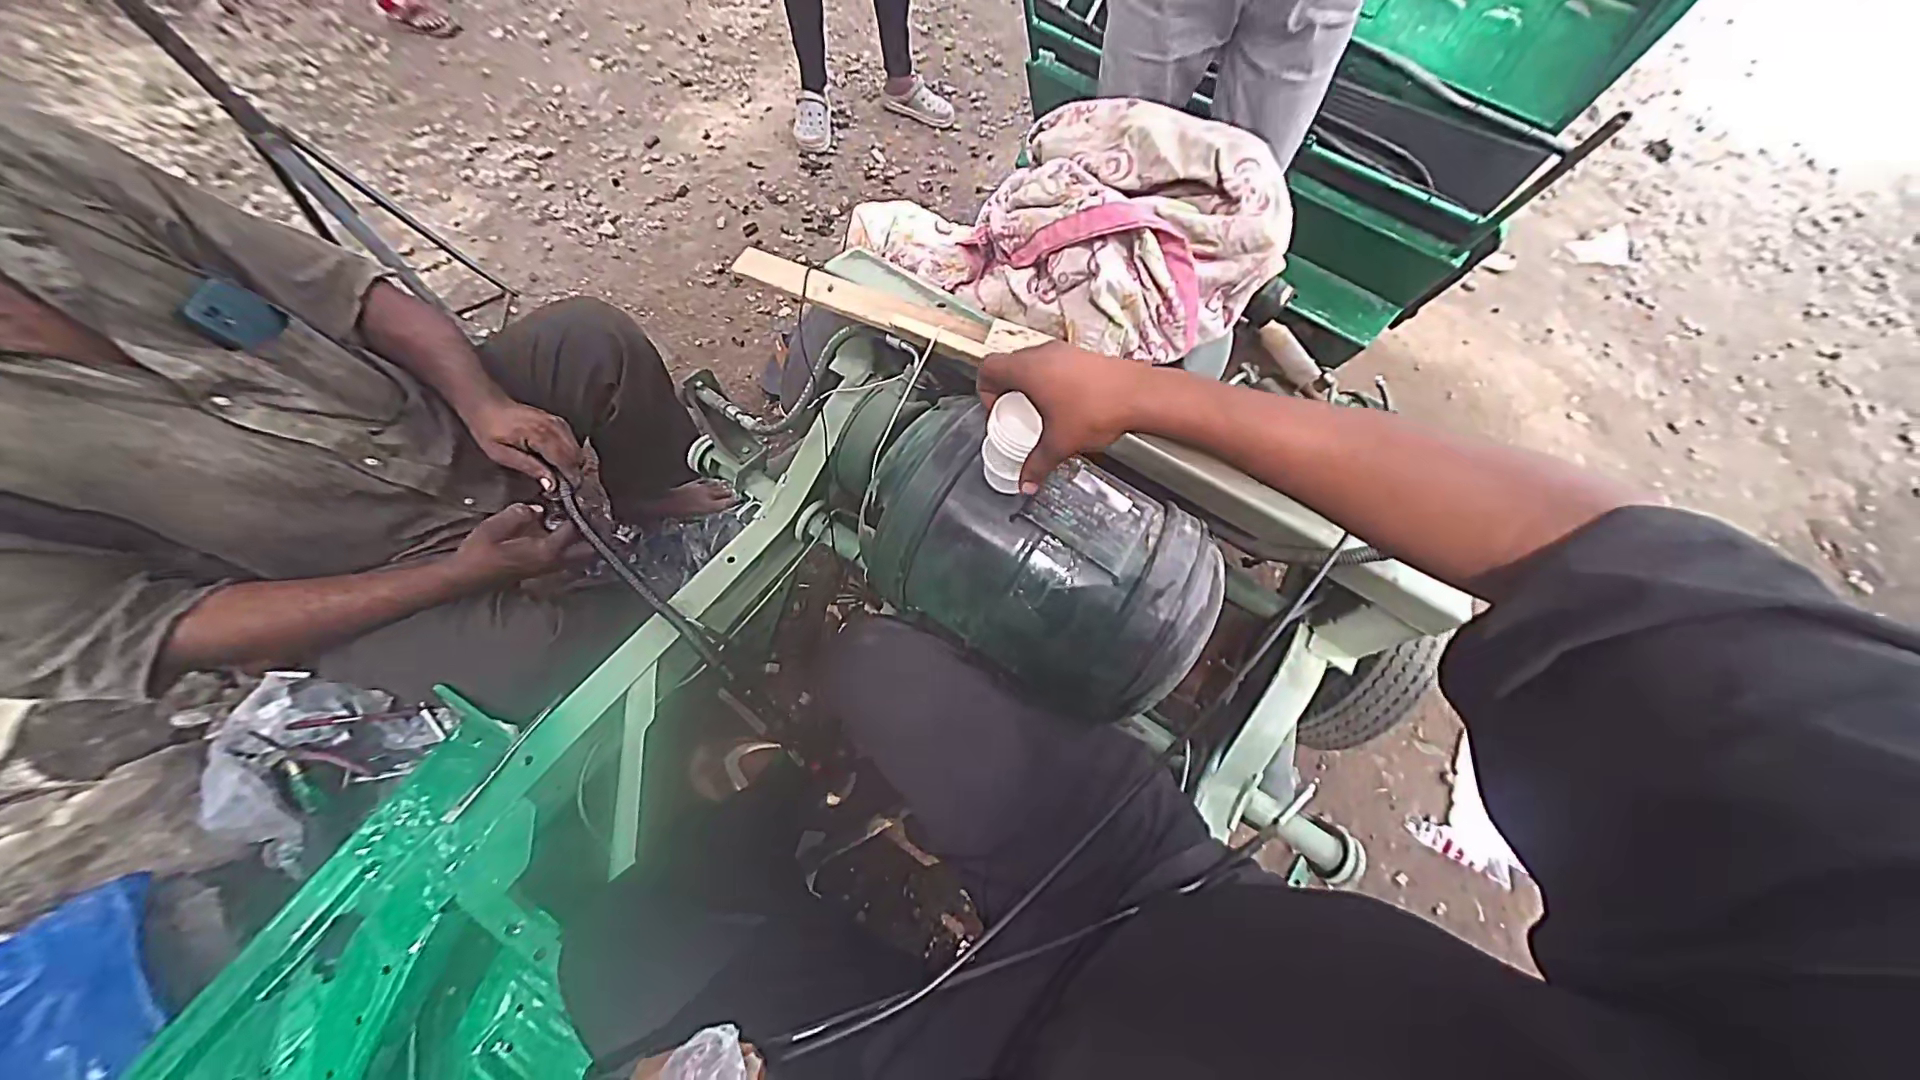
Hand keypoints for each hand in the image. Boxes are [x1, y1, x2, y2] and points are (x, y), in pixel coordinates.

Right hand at [449, 503, 586, 584]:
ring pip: (583, 556)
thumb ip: (518, 515)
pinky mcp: (547, 570)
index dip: (583, 515)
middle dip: (597, 533)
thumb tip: (538, 508)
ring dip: (589, 541)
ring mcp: (553, 568)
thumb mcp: (494, 527)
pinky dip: (577, 547)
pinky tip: (571, 535)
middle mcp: (556, 562)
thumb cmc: (478, 553)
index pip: (575, 531)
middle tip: (597, 516)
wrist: (466, 577)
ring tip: (588, 523)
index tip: (587, 502)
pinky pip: (572, 558)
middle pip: (590, 549)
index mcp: (547, 551)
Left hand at [461, 398, 584, 490]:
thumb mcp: (500, 454)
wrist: (487, 405)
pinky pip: (574, 443)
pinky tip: (558, 460)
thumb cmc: (489, 429)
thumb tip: (551, 483)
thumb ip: (528, 467)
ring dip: (573, 464)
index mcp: (540, 436)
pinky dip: (571, 454)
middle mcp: (554, 428)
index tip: (568, 491)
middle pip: (577, 457)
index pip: (567, 462)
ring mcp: (559, 423)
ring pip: (578, 451)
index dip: (570, 478)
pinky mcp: (560, 422)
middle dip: (573, 473)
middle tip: (563, 485)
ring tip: (559, 473)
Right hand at [977, 341, 1157, 492]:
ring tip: (1040, 412)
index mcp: (1028, 369)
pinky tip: (1064, 406)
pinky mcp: (1082, 355)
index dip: (985, 391)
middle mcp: (1042, 353)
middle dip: (1007, 392)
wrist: (1140, 395)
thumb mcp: (1060, 443)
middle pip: (1009, 365)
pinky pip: (1054, 364)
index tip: (998, 412)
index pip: (988, 368)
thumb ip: (1037, 464)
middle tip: (1016, 416)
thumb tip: (1026, 484)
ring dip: (1029, 386)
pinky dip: (1050, 382)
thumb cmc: (1096, 411)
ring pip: (1032, 364)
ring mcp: (1064, 350)